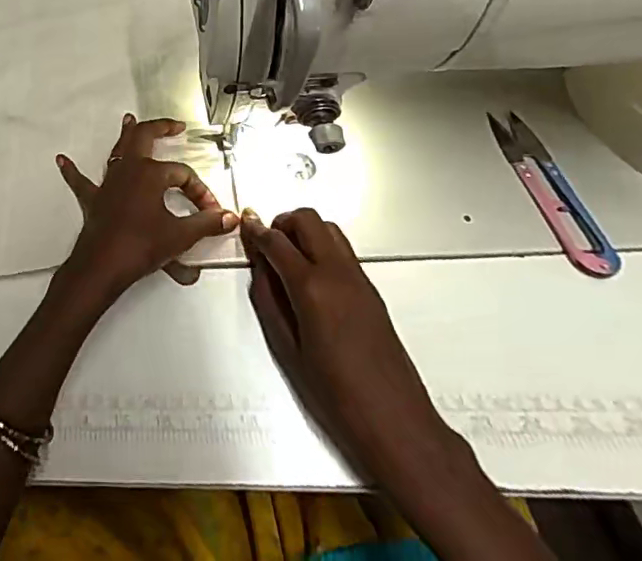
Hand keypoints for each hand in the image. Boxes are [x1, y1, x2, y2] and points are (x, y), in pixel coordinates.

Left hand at [55, 114, 239, 302]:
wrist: (104, 265)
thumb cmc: (140, 247)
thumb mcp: (181, 236)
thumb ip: (206, 224)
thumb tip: (227, 218)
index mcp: (151, 173)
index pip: (183, 175)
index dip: (199, 191)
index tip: (210, 212)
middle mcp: (128, 170)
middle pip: (145, 138)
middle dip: (160, 128)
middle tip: (174, 126)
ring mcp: (109, 183)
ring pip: (117, 151)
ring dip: (125, 135)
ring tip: (128, 120)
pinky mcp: (94, 199)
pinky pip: (81, 181)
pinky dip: (72, 171)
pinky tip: (61, 161)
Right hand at [242, 209, 448, 456]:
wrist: (394, 422)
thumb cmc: (340, 396)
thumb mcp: (285, 346)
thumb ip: (267, 299)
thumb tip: (261, 271)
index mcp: (312, 288)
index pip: (276, 240)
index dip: (256, 230)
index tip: (247, 227)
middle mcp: (339, 276)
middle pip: (308, 219)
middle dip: (282, 222)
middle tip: (266, 238)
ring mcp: (360, 281)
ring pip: (329, 229)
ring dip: (305, 231)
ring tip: (287, 253)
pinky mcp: (372, 291)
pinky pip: (343, 251)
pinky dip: (321, 247)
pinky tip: (309, 272)